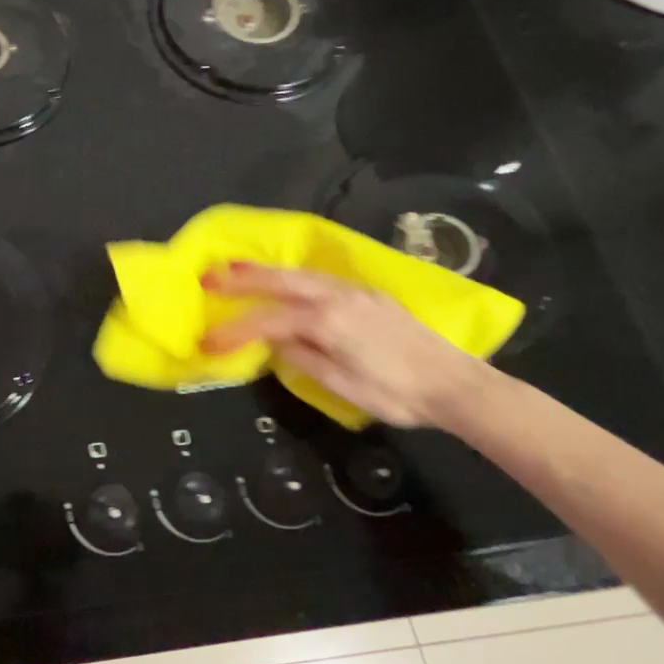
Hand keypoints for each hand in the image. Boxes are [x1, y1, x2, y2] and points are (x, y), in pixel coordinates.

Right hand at [199, 263, 496, 428]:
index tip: (207, 341)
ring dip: (265, 271)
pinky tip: (284, 280)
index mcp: (329, 322)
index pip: (268, 321)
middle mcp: (339, 298)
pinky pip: (320, 277)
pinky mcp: (369, 295)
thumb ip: (305, 359)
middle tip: (207, 276)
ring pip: (301, 274)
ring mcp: (356, 292)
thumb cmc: (399, 395)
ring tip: (235, 269)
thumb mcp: (345, 387)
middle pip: (280, 281)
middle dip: (240, 278)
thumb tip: (275, 342)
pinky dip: (292, 275)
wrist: (456, 386)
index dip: (234, 330)